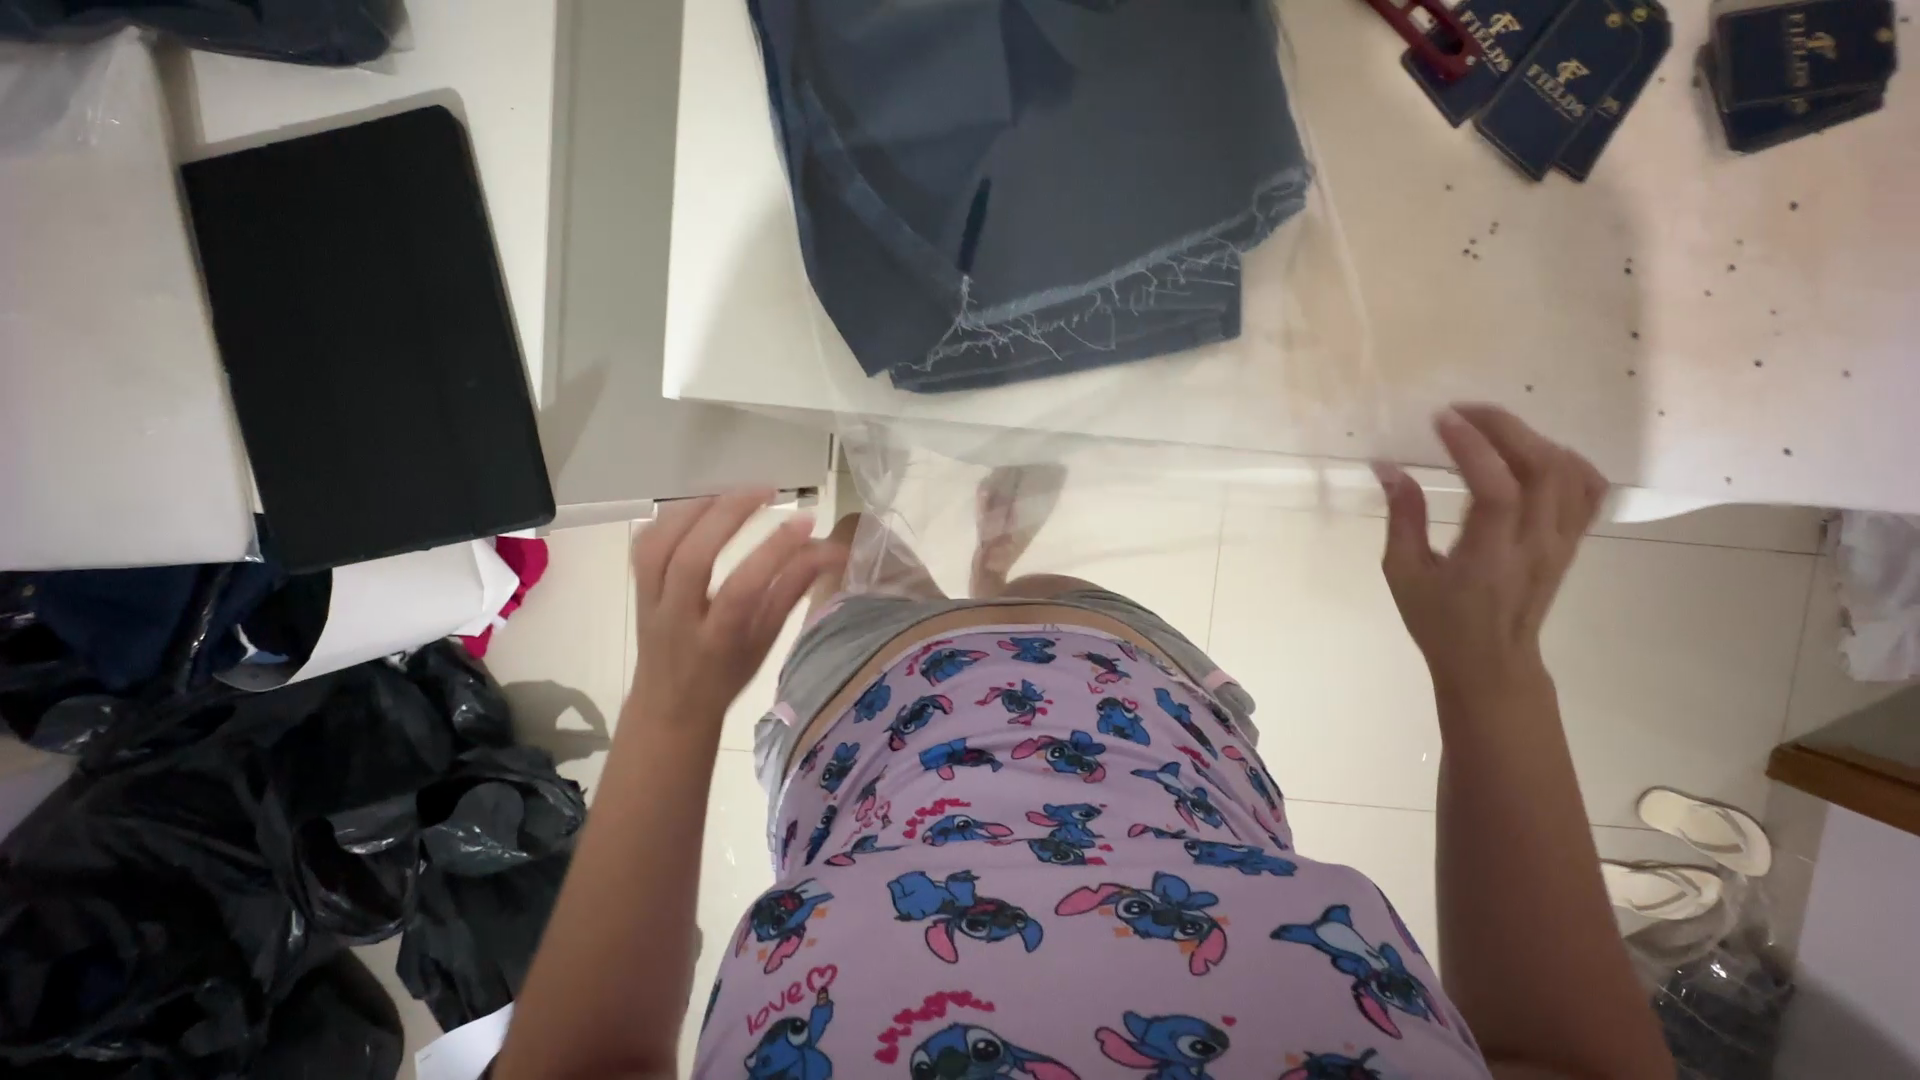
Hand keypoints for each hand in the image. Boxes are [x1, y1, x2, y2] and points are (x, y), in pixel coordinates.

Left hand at [630, 491, 844, 724]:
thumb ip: (791, 593)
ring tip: (733, 492)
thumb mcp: (766, 643)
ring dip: (696, 508)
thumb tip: (826, 550)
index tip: (806, 522)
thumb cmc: (726, 677)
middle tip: (767, 493)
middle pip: (691, 558)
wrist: (668, 707)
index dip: (774, 550)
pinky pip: (643, 546)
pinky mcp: (637, 590)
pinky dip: (669, 519)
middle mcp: (677, 619)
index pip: (742, 588)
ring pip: (659, 546)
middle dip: (729, 514)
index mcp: (716, 641)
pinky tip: (698, 507)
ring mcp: (651, 602)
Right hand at [1374, 406, 1606, 698]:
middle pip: (1543, 467)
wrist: (1491, 662)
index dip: (1472, 447)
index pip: (1497, 488)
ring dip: (1530, 438)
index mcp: (1490, 557)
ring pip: (1569, 470)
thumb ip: (1402, 518)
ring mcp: (1563, 541)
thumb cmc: (1439, 621)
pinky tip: (1532, 453)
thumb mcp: (1403, 574)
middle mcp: (1537, 544)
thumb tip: (1389, 468)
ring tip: (1490, 429)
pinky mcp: (1573, 540)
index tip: (1441, 420)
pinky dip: (1565, 459)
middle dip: (1504, 427)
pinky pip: (1587, 488)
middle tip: (1462, 413)